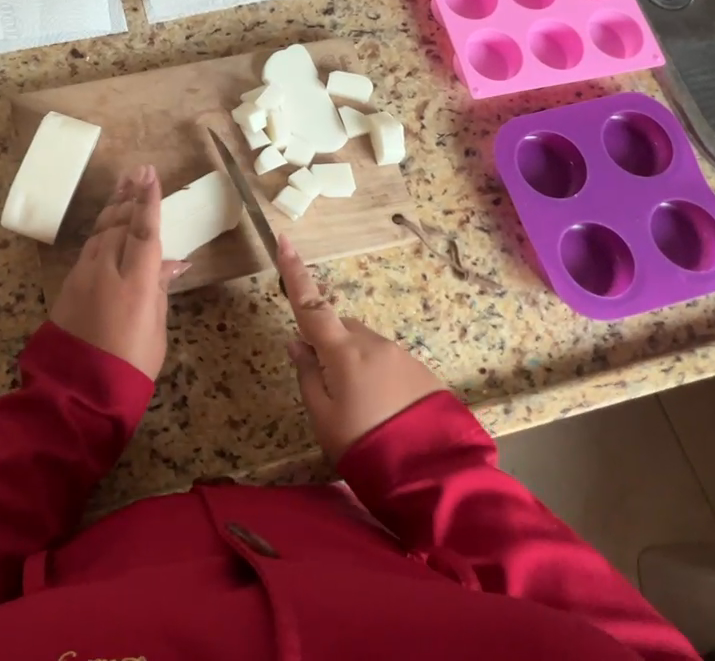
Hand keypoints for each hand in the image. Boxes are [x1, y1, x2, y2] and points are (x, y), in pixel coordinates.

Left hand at [48, 165, 188, 379]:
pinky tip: (107, 222)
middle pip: (118, 223)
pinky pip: (89, 246)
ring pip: (100, 231)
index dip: (148, 201)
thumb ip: (160, 290)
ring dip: (113, 207)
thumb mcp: (156, 329)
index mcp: (136, 283)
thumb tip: (172, 263)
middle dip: (129, 196)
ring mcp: (84, 275)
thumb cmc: (130, 366)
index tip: (150, 174)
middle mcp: (107, 271)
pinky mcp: (70, 283)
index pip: (144, 231)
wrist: (79, 389)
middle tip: (137, 172)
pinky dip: (101, 229)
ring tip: (123, 186)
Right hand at [280, 236, 442, 460]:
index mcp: (342, 351)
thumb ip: (306, 374)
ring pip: (365, 346)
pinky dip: (378, 375)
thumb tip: (297, 342)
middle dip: (329, 344)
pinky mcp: (422, 371)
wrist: (429, 473)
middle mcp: (373, 343)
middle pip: (340, 329)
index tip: (285, 241)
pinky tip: (383, 409)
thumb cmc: (363, 444)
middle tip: (327, 385)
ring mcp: (401, 355)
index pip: (311, 304)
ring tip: (360, 408)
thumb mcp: (321, 415)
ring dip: (355, 362)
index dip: (294, 272)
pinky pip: (388, 362)